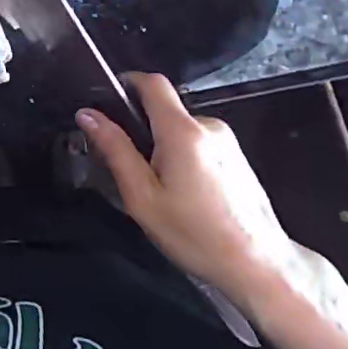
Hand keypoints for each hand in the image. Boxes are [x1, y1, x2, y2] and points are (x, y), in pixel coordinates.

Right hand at [76, 74, 304, 307]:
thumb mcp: (142, 196)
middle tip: (131, 169)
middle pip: (164, 110)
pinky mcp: (237, 157)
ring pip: (181, 130)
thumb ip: (114, 149)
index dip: (127, 83)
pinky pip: (199, 144)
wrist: (259, 266)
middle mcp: (208, 127)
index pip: (152, 82)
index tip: (108, 102)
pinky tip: (186, 196)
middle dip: (143, 131)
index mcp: (182, 131)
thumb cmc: (196, 235)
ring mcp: (226, 141)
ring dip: (165, 149)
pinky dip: (184, 160)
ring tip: (162, 192)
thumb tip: (88, 115)